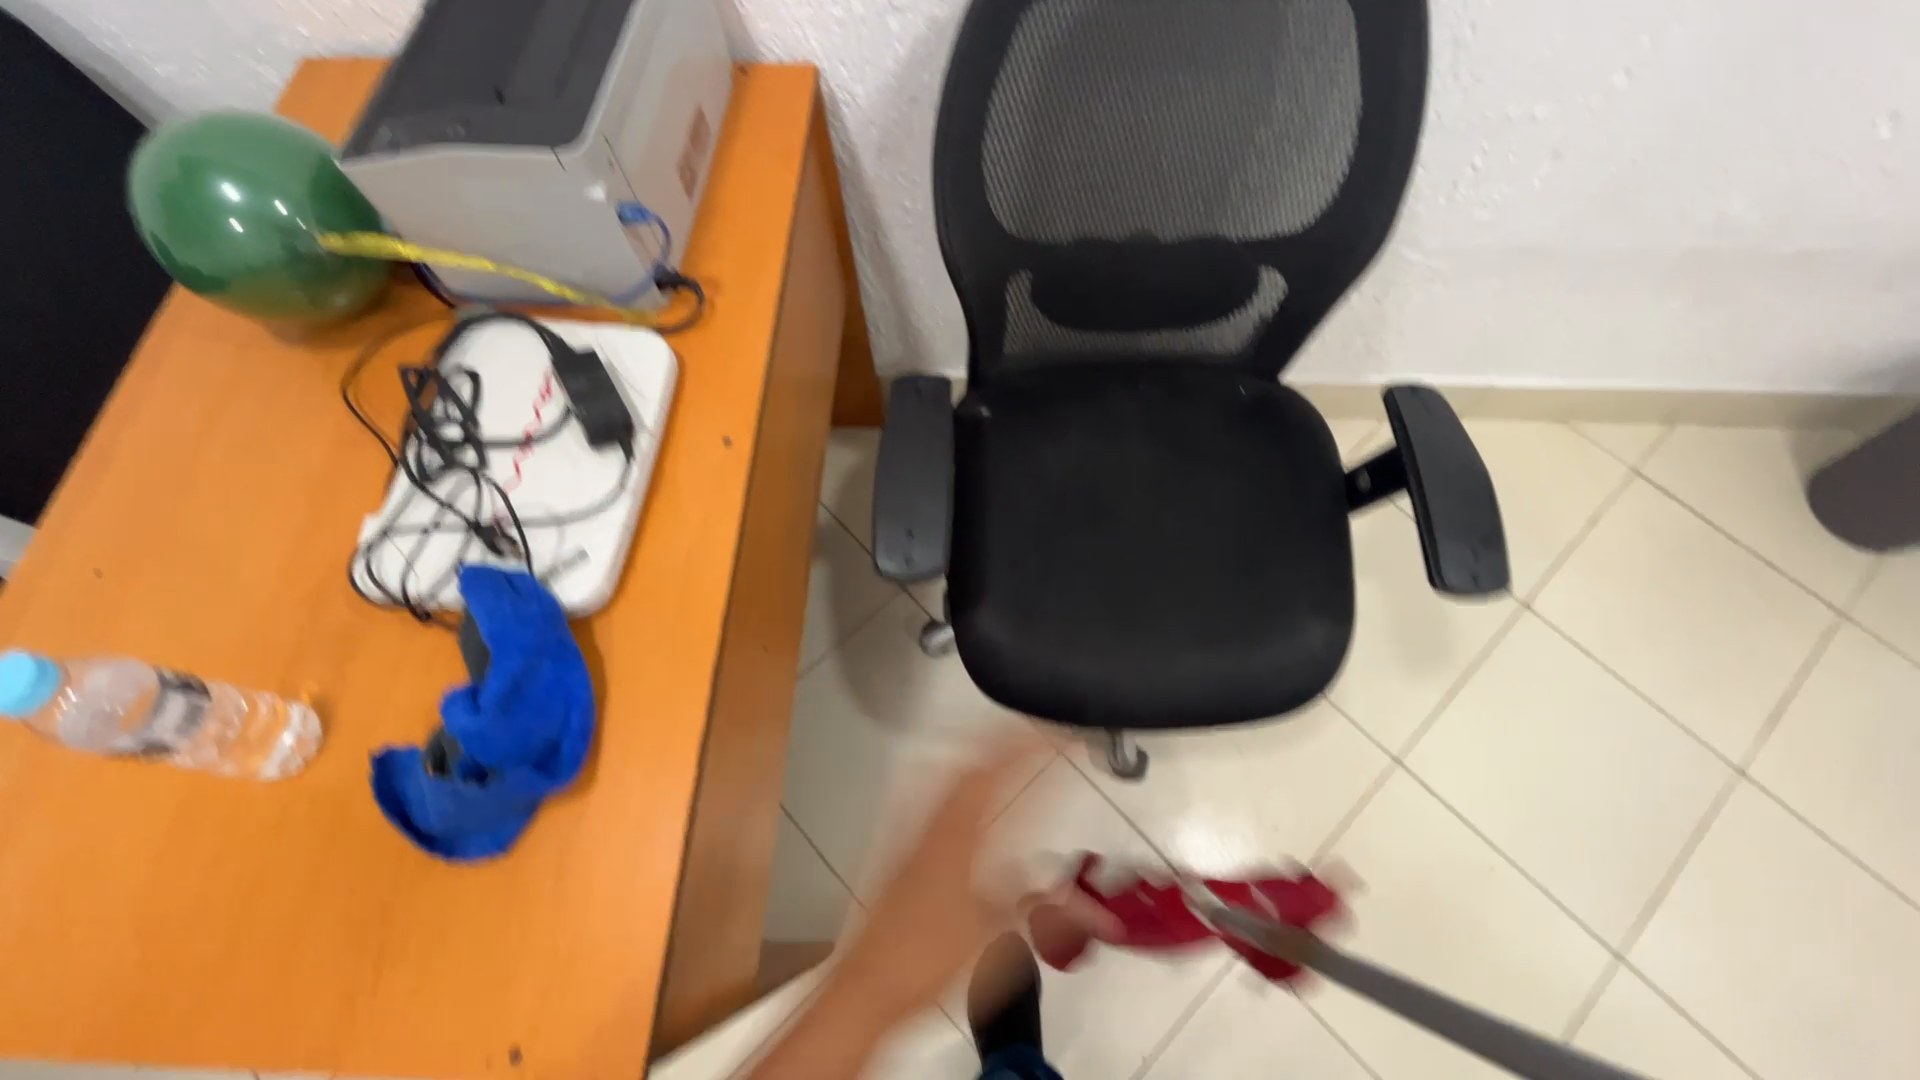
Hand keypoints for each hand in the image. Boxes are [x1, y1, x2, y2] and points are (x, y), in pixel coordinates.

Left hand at [831, 729, 1118, 1023]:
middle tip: (1034, 733)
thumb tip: (1090, 907)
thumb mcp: (996, 937)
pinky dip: (954, 780)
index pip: (1000, 775)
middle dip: (1006, 740)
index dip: (1032, 748)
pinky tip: (954, 785)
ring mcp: (914, 834)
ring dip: (980, 754)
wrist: (868, 984)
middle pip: (971, 763)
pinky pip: (931, 796)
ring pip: (948, 776)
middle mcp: (934, 826)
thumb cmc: (925, 960)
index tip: (1060, 738)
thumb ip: (1045, 911)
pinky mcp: (903, 849)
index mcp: (960, 838)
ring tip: (1001, 742)